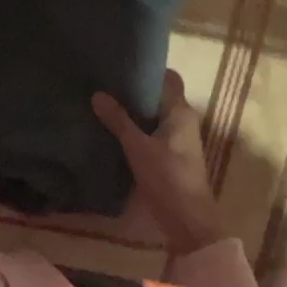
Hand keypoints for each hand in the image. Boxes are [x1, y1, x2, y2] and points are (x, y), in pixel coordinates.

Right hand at [92, 70, 225, 256]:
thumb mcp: (138, 148)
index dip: (147, 70)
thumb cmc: (168, 178)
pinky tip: (112, 134)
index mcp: (180, 112)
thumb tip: (98, 94)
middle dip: (134, 92)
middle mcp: (182, 121)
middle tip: (103, 85)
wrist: (188, 220)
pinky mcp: (169, 158)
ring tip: (102, 106)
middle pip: (158, 98)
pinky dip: (135, 132)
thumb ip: (119, 121)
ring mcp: (177, 141)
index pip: (167, 78)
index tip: (120, 66)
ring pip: (153, 118)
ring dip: (132, 114)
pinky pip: (150, 136)